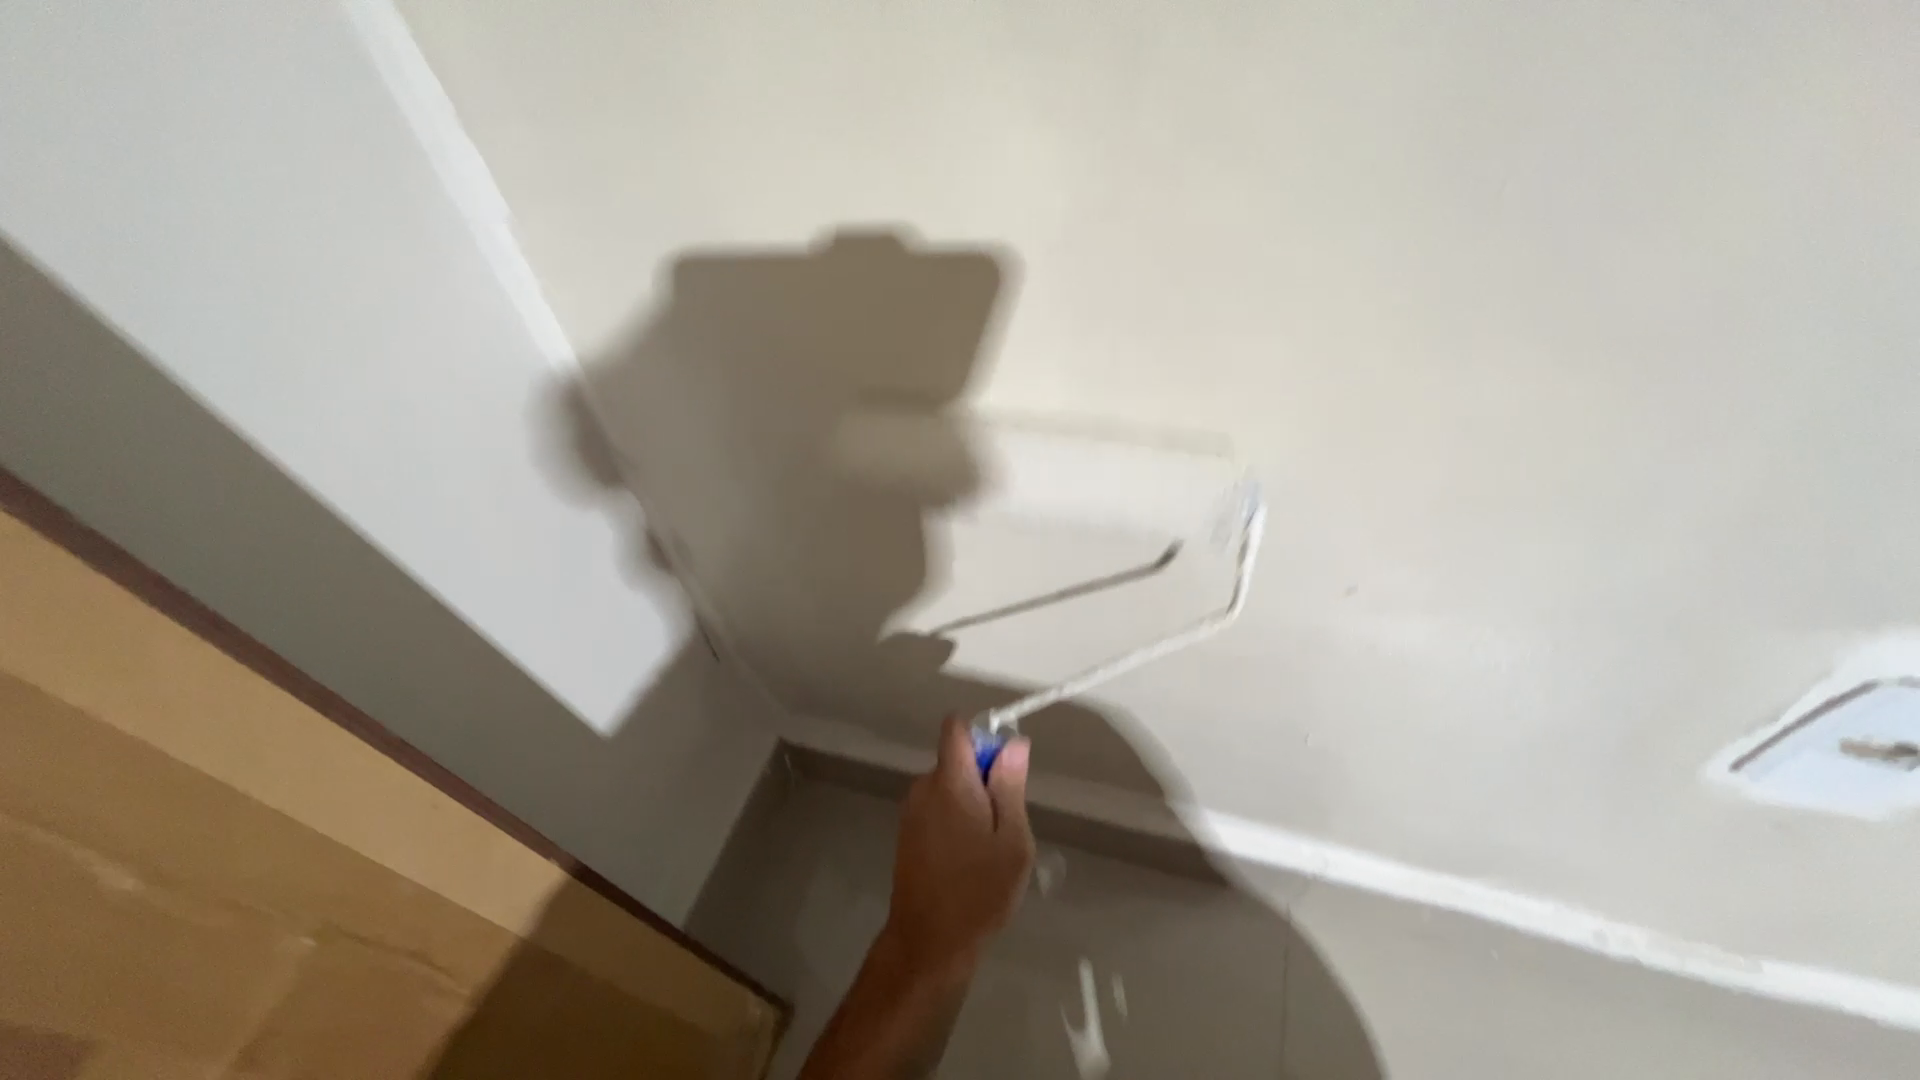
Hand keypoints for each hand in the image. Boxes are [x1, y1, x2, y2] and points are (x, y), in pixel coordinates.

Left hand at [883, 716, 1035, 978]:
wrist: (929, 943)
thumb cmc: (980, 891)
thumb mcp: (1012, 840)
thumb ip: (1010, 785)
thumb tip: (1014, 742)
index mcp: (950, 781)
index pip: (956, 728)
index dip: (983, 735)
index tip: (1005, 766)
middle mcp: (924, 787)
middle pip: (956, 759)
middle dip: (984, 778)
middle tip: (1007, 822)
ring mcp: (911, 811)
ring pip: (949, 786)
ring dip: (971, 802)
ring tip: (990, 848)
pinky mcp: (907, 834)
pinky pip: (937, 808)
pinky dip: (955, 820)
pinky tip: (969, 860)